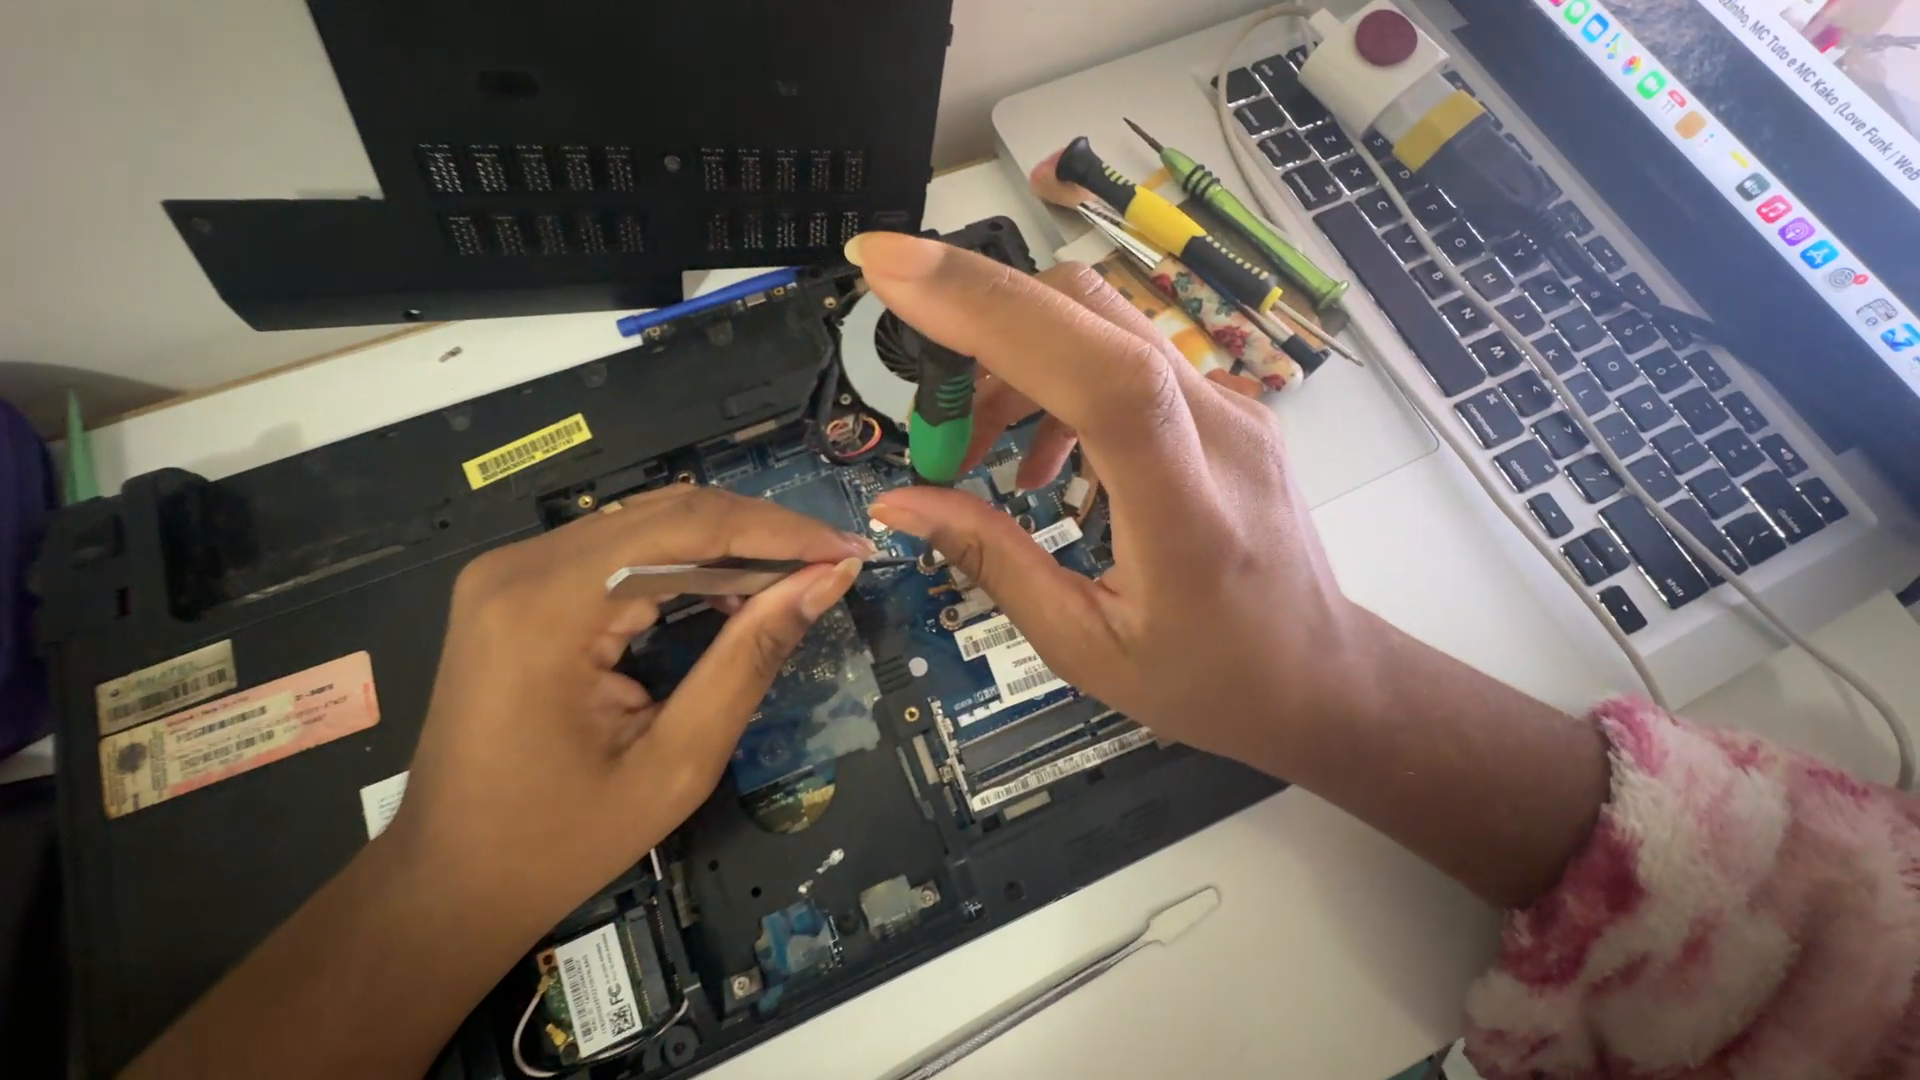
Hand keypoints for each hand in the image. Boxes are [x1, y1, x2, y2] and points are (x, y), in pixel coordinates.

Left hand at [389, 486, 871, 929]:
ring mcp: (510, 570)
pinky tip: (730, 593)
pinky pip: (621, 549)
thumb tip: (826, 582)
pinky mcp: (517, 585)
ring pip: (650, 523)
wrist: (447, 882)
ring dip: (729, 547)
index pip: (690, 528)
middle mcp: (521, 566)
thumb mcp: (679, 759)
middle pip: (671, 513)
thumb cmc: (561, 841)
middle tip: (832, 566)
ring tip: (793, 583)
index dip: (781, 531)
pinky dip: (686, 563)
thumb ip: (751, 658)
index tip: (849, 549)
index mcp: (548, 607)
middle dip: (763, 534)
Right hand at [854, 232, 1374, 765]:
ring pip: (1101, 324)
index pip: (1096, 371)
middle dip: (979, 326)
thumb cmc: (1207, 681)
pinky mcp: (1226, 406)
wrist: (1320, 676)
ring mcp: (1231, 406)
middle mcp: (1219, 431)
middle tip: (926, 412)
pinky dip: (1057, 381)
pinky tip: (1039, 459)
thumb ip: (992, 560)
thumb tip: (897, 502)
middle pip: (1089, 311)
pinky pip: (1127, 358)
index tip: (888, 268)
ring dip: (1013, 362)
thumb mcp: (1084, 645)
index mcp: (1184, 508)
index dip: (990, 307)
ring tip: (972, 451)